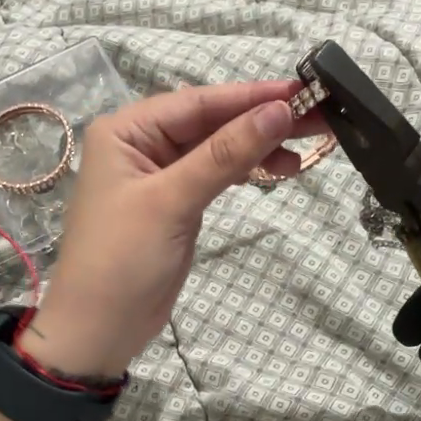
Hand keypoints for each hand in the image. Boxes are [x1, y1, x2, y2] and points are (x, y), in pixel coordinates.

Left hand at [19, 81, 320, 376]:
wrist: (99, 329)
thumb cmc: (123, 260)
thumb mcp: (172, 202)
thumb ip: (225, 155)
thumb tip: (278, 111)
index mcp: (126, 131)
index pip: (197, 102)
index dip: (251, 96)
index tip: (303, 92)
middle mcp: (141, 144)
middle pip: (211, 122)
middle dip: (262, 119)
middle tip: (320, 116)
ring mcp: (160, 176)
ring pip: (218, 148)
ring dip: (260, 146)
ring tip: (310, 146)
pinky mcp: (176, 205)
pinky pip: (216, 175)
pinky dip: (246, 171)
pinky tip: (280, 167)